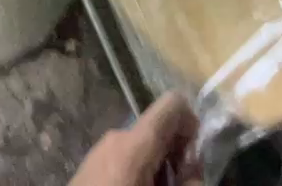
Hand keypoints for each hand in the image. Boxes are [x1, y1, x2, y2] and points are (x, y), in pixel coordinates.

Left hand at [69, 90, 200, 185]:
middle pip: (158, 129)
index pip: (172, 105)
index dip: (192, 124)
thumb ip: (191, 184)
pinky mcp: (88, 167)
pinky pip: (124, 158)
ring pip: (142, 146)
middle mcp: (116, 138)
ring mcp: (98, 151)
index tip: (193, 160)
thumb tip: (193, 168)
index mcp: (134, 145)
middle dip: (176, 156)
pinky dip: (139, 174)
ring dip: (158, 168)